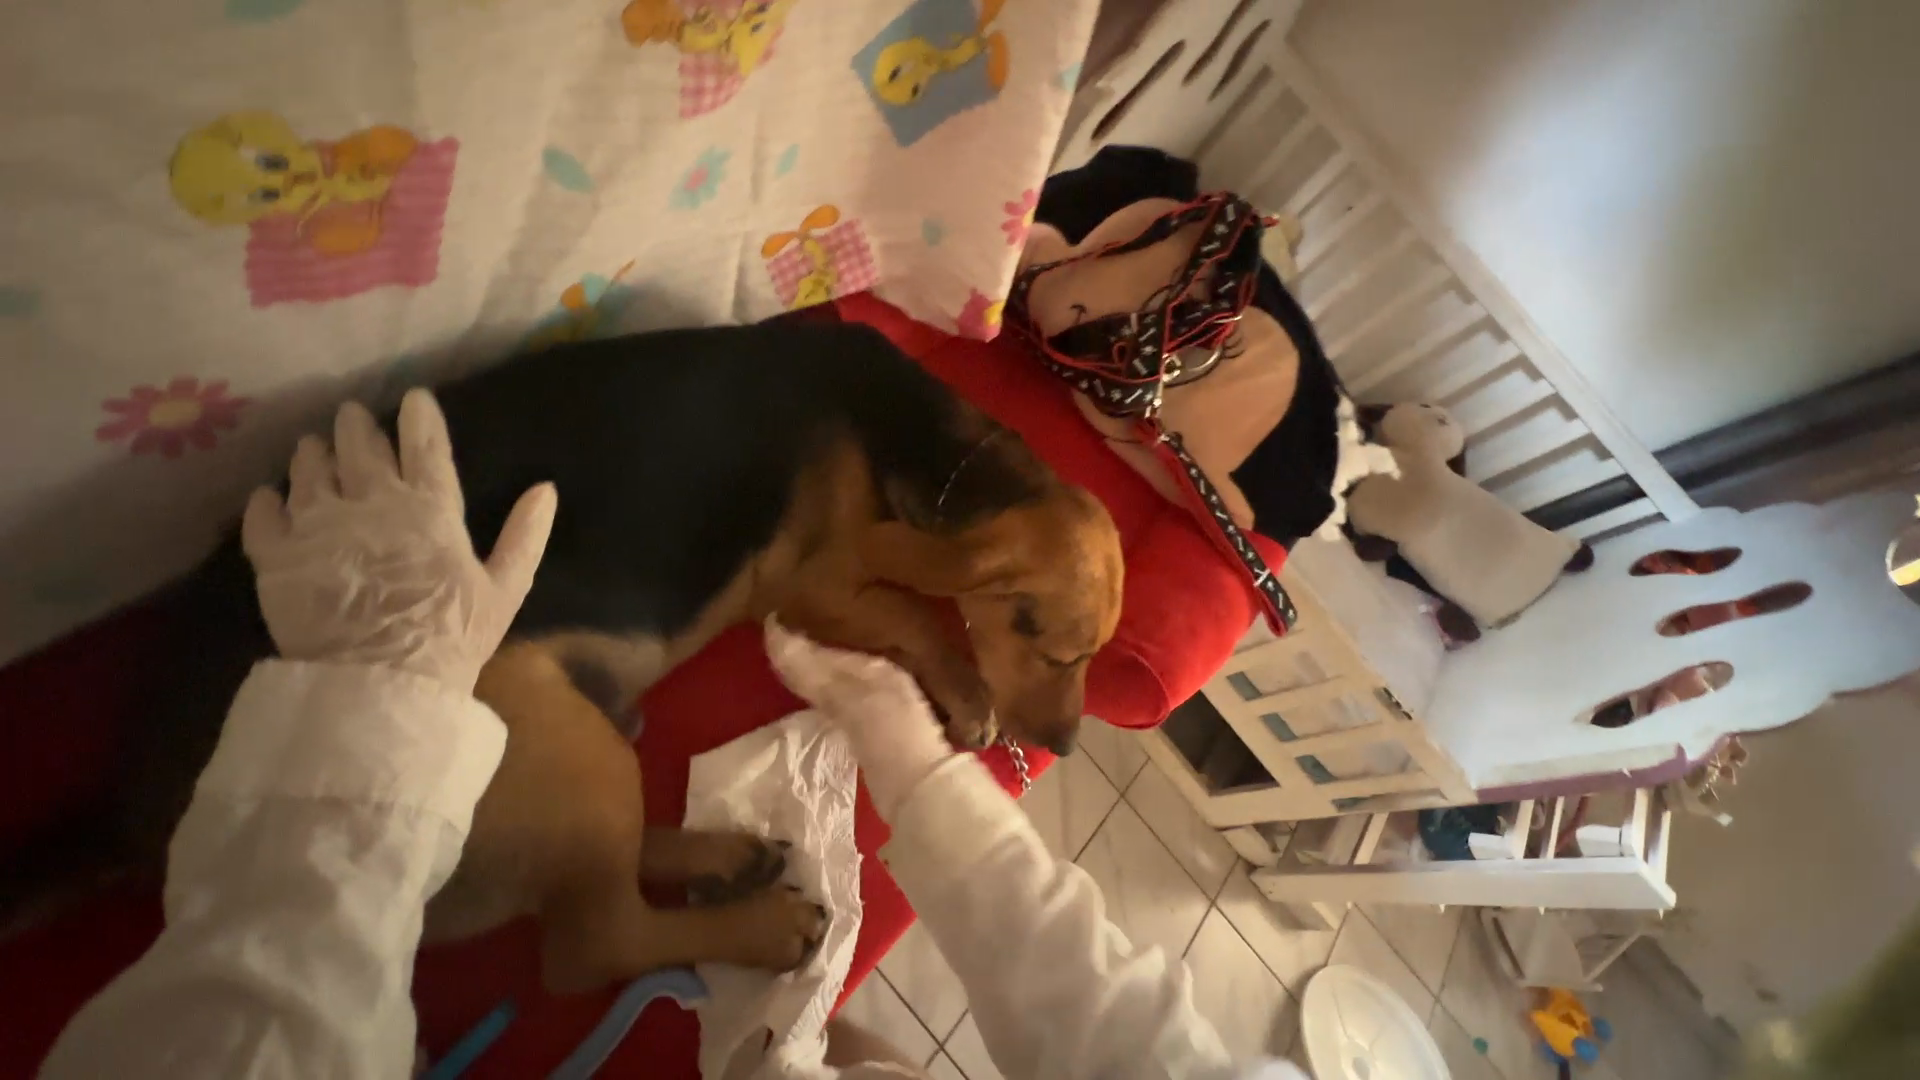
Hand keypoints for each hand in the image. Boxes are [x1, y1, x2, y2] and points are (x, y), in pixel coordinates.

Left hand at [241, 389, 557, 694]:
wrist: (380, 683)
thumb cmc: (453, 635)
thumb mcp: (506, 588)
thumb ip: (526, 535)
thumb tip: (546, 488)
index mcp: (430, 511)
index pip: (425, 448)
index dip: (420, 417)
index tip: (414, 396)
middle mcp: (369, 505)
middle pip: (357, 447)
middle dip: (356, 424)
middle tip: (352, 414)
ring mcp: (317, 527)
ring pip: (307, 469)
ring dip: (313, 452)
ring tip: (313, 446)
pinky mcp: (275, 556)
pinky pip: (264, 512)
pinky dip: (268, 497)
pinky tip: (274, 495)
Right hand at [765, 619, 954, 819]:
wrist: (919, 791)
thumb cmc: (889, 737)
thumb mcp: (851, 700)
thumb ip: (814, 673)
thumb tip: (775, 633)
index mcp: (880, 669)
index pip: (833, 652)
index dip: (802, 645)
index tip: (770, 637)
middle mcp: (883, 684)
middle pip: (837, 669)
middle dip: (808, 664)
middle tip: (772, 659)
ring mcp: (882, 712)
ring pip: (840, 690)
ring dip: (815, 685)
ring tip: (786, 681)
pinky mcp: (875, 739)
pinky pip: (842, 712)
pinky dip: (825, 706)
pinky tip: (814, 711)